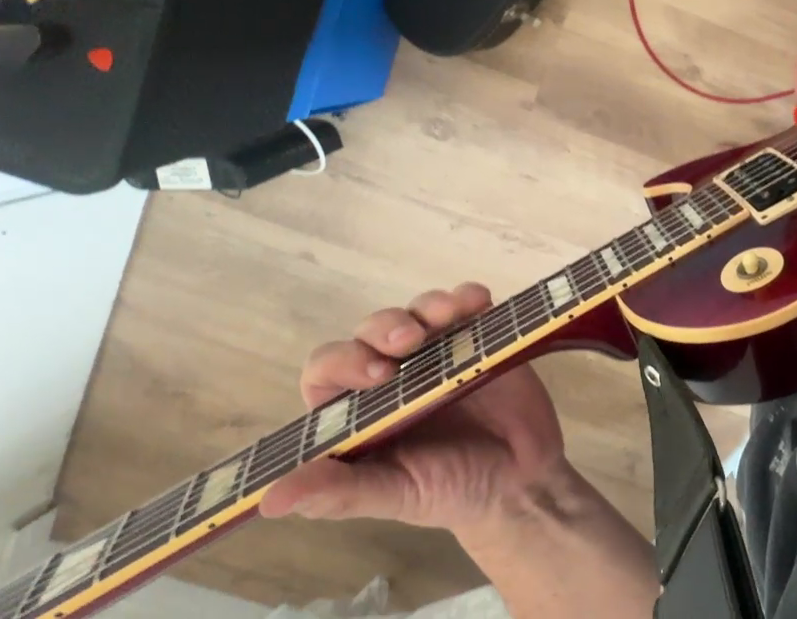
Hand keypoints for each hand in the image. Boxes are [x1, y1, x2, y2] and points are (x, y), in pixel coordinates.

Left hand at [262, 284, 571, 536]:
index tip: (377, 374)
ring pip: (419, 312)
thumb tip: (270, 499)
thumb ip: (340, 494)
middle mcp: (394, 376)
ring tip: (451, 313)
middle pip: (372, 332)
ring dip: (430, 305)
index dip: (344, 362)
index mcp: (358, 412)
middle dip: (386, 326)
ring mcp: (439, 353)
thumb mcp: (395, 496)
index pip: (328, 371)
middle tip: (410, 340)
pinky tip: (478, 300)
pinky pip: (469, 306)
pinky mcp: (480, 338)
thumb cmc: (453, 492)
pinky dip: (470, 296)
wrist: (525, 478)